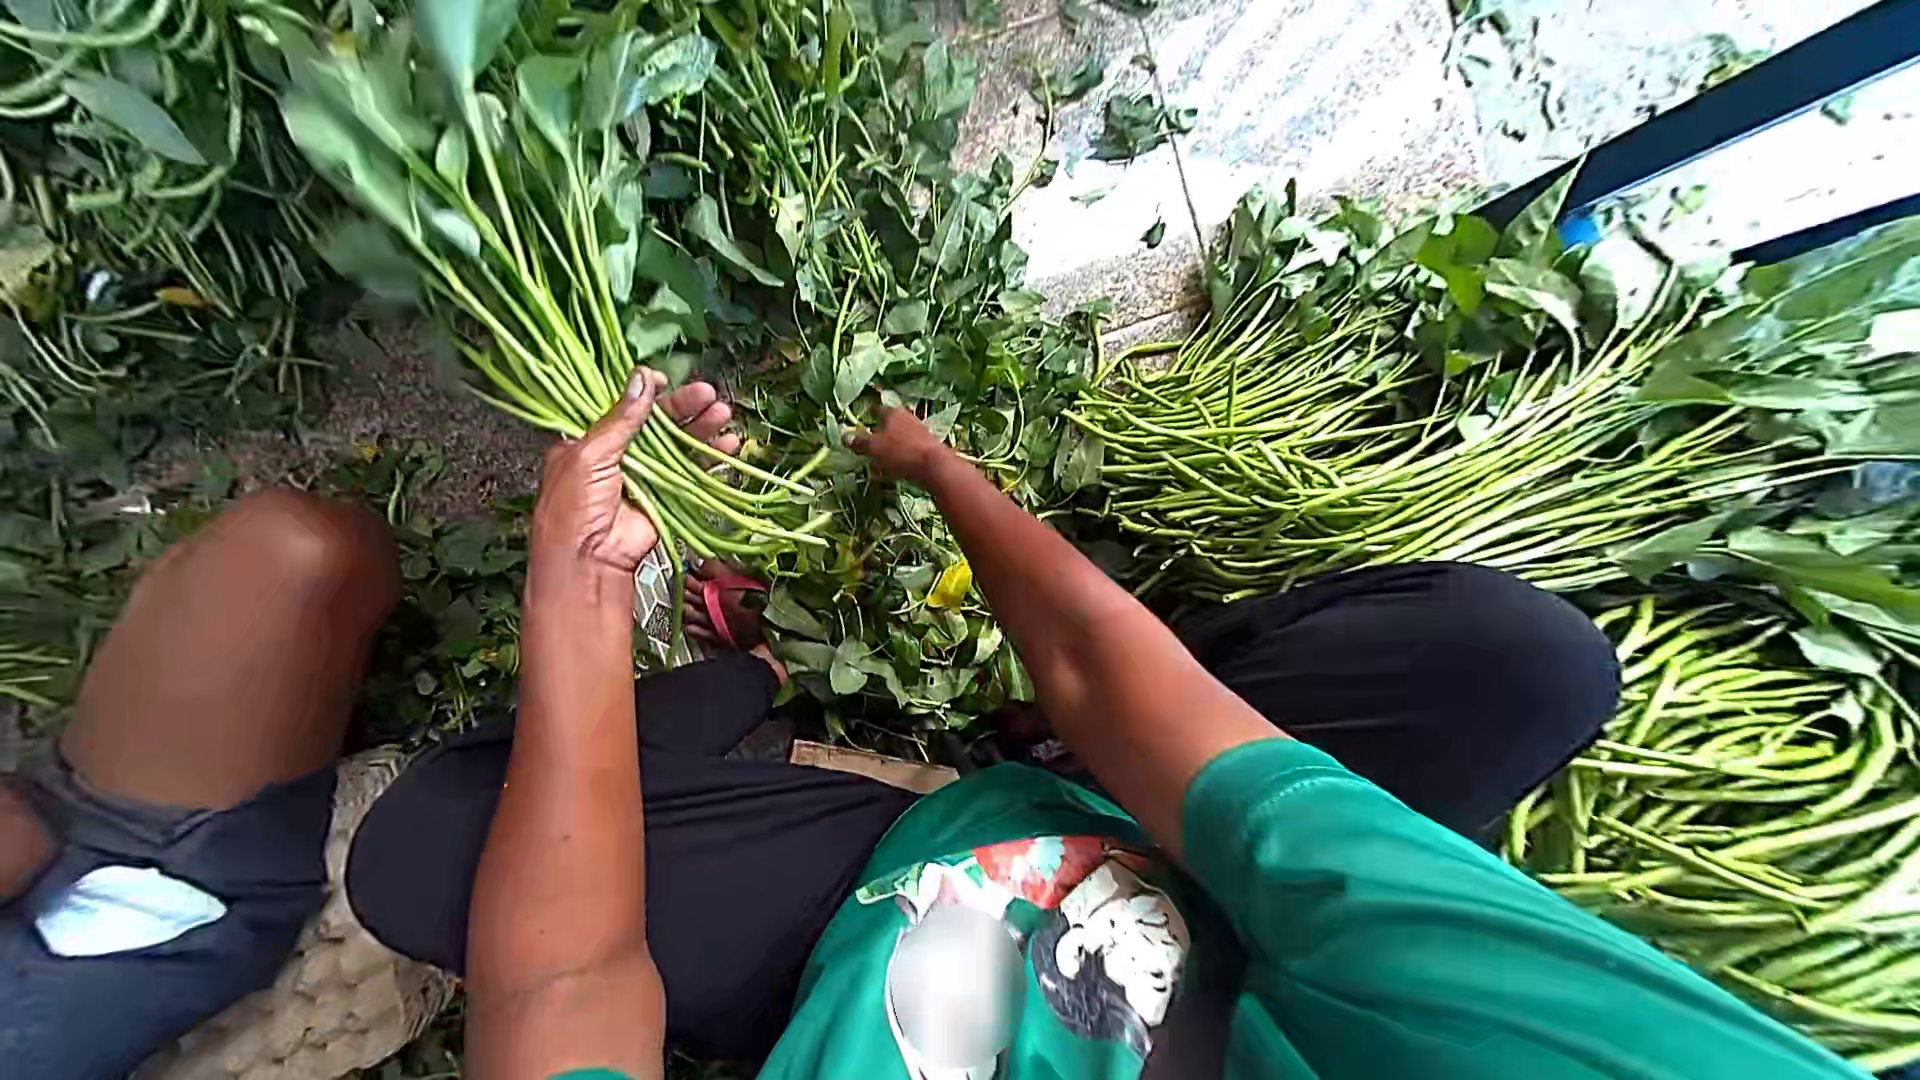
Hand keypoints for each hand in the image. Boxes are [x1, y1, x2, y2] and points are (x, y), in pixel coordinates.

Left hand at [531, 368, 739, 578]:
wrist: (591, 559)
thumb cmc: (575, 507)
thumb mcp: (589, 455)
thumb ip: (620, 420)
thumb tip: (641, 380)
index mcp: (590, 440)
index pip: (622, 407)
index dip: (643, 392)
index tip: (662, 379)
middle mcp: (620, 454)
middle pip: (657, 423)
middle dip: (682, 407)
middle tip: (707, 393)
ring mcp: (648, 474)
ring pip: (679, 444)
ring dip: (702, 428)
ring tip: (724, 414)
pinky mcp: (669, 494)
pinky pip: (693, 471)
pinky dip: (712, 458)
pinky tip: (728, 444)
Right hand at [850, 405, 948, 485]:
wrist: (935, 466)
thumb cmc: (900, 452)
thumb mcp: (874, 448)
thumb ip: (860, 442)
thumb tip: (844, 436)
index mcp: (893, 413)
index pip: (878, 409)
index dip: (871, 413)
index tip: (865, 416)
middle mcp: (908, 418)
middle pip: (892, 422)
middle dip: (881, 430)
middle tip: (871, 438)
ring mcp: (921, 432)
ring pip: (901, 436)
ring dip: (891, 444)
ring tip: (881, 456)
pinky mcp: (929, 448)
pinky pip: (909, 450)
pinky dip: (901, 455)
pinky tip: (896, 467)